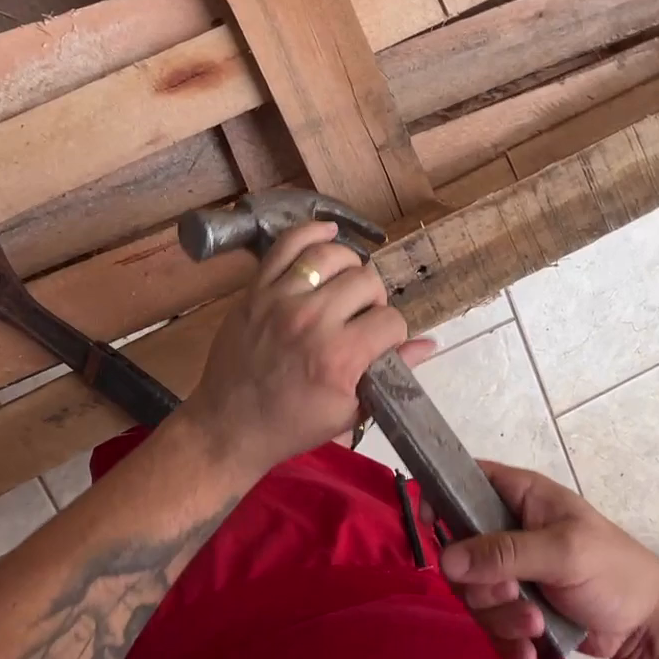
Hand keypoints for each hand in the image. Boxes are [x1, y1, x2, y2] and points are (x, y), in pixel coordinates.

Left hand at [181, 221, 434, 473]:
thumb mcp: (350, 411)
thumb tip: (429, 344)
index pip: (390, 320)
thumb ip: (392, 372)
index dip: (392, 333)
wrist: (229, 427)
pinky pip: (288, 244)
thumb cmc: (292, 425)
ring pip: (333, 255)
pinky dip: (312, 231)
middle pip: (367, 281)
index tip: (380, 344)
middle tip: (360, 319)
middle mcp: (312, 321)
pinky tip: (329, 233)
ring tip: (344, 288)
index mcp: (339, 357)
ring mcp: (280, 300)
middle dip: (373, 300)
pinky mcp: (256, 290)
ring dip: (348, 268)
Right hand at [435, 460, 658, 658]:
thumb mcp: (564, 553)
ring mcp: (510, 570)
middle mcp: (508, 528)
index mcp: (521, 496)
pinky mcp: (515, 607)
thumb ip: (506, 552)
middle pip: (460, 550)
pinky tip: (529, 651)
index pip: (466, 479)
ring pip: (473, 592)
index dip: (443, 497)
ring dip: (500, 618)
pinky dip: (506, 641)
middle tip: (515, 595)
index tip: (435, 529)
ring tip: (535, 627)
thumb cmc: (613, 570)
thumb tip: (446, 559)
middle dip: (484, 585)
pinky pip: (488, 623)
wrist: (645, 627)